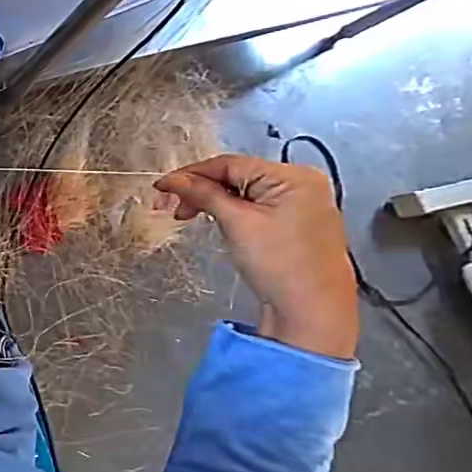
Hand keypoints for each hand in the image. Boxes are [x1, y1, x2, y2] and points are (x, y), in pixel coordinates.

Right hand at [153, 154, 358, 358]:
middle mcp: (301, 182)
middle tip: (172, 208)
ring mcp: (300, 201)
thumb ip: (202, 194)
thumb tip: (170, 179)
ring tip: (188, 217)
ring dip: (210, 199)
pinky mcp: (294, 219)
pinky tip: (213, 219)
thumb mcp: (235, 221)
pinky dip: (227, 209)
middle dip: (199, 189)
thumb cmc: (277, 260)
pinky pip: (252, 203)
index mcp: (293, 176)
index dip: (190, 174)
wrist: (312, 307)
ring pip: (241, 190)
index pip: (229, 164)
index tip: (160, 188)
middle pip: (235, 175)